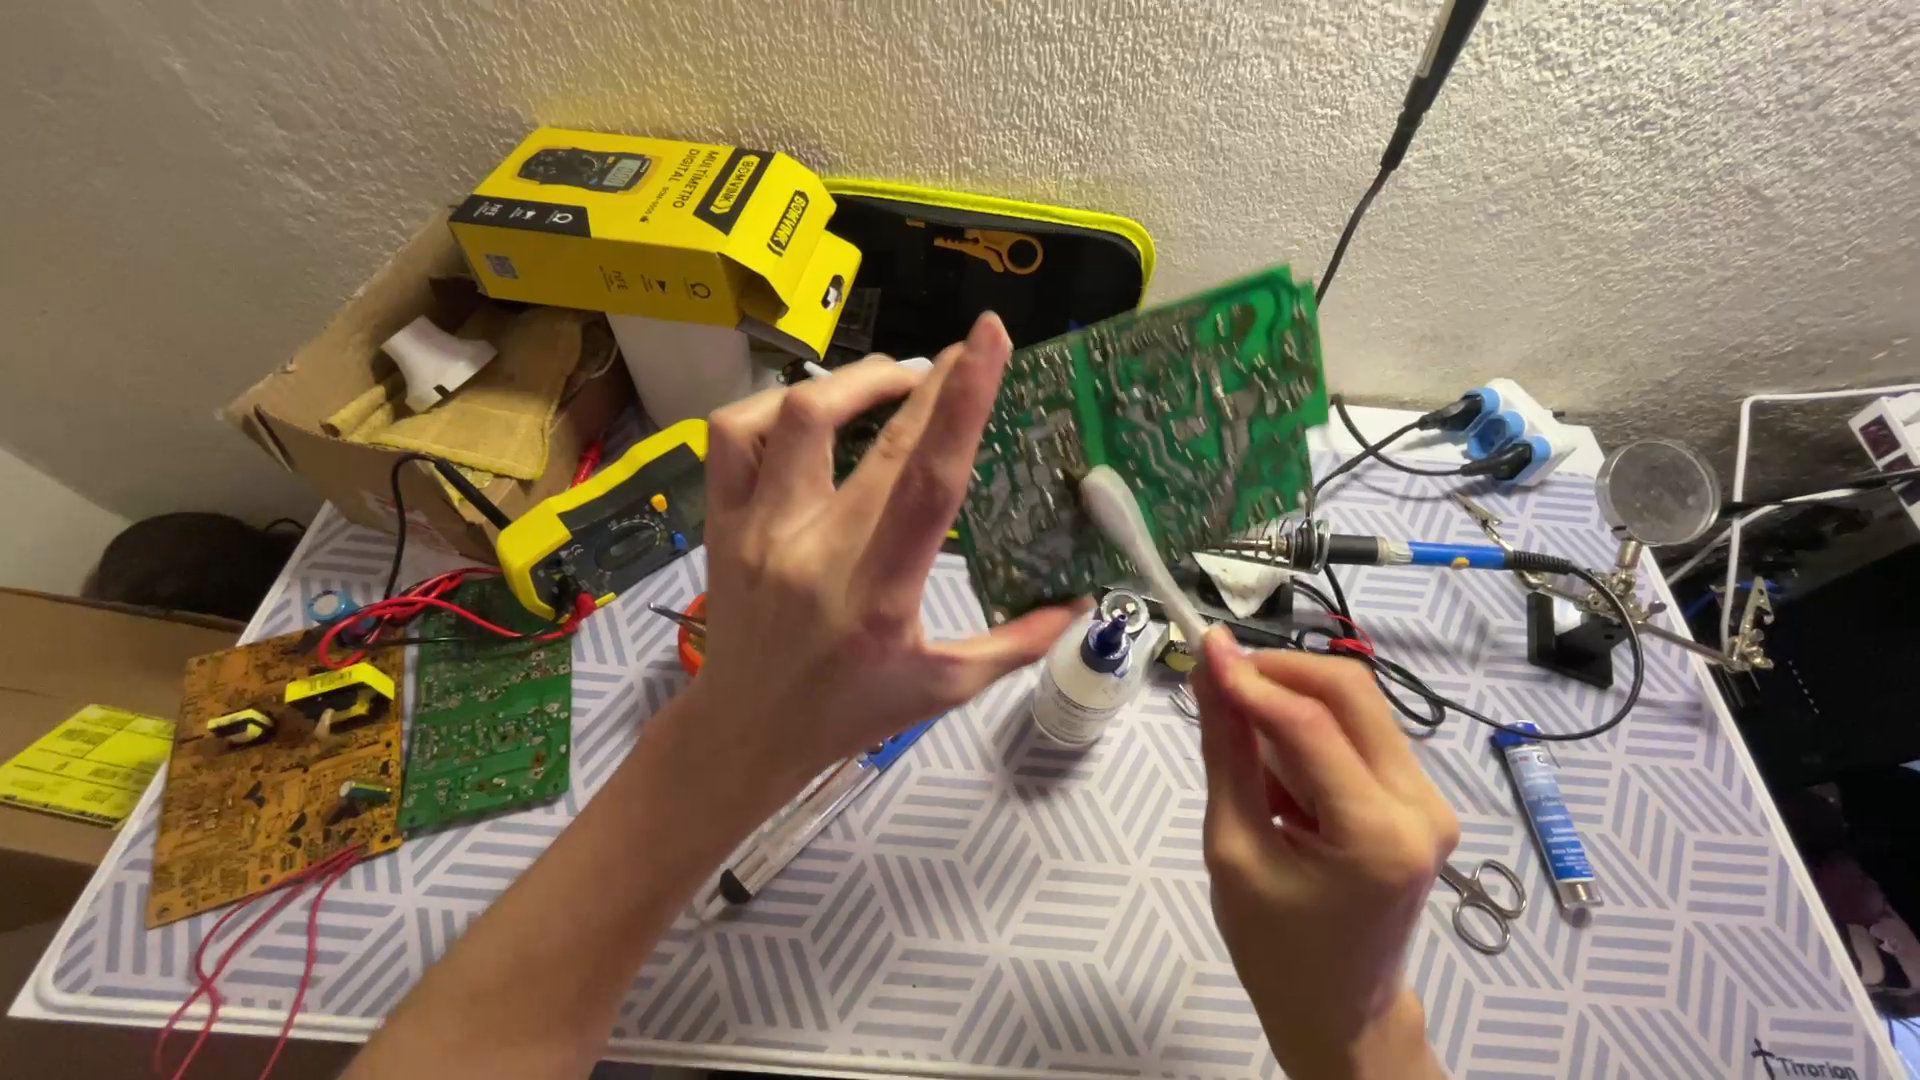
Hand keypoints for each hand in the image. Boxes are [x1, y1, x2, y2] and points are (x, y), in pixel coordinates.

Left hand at [687, 313, 1083, 789]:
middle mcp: (816, 553)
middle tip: (967, 350)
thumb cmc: (850, 712)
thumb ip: (1016, 645)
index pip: (928, 486)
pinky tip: (815, 408)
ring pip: (798, 417)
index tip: (988, 341)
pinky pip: (733, 435)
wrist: (745, 730)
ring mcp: (759, 532)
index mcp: (880, 597)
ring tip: (898, 378)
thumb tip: (1082, 603)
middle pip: (879, 442)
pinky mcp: (722, 522)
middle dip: (931, 382)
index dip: (962, 406)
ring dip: (856, 382)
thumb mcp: (944, 689)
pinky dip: (775, 403)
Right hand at [1193, 628, 1456, 1079]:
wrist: (1339, 1013)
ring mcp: (1429, 802)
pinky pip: (1356, 735)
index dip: (1250, 678)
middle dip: (1277, 672)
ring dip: (1288, 706)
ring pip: (1353, 708)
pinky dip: (1306, 734)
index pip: (1309, 724)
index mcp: (1377, 835)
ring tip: (1245, 759)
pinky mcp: (1418, 800)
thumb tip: (1210, 672)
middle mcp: (1421, 807)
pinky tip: (1278, 781)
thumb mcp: (1232, 846)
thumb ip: (1225, 752)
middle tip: (1217, 678)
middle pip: (1349, 693)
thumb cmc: (1274, 945)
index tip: (1201, 647)